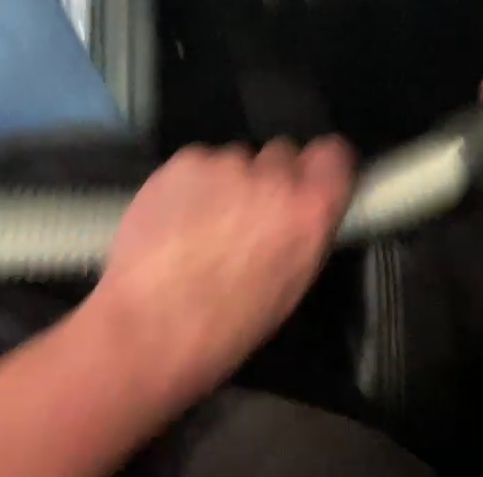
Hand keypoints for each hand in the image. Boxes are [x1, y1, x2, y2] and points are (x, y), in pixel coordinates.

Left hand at [83, 137, 355, 403]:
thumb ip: (302, 232)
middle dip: (269, 178)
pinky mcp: (184, 161)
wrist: (148, 327)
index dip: (319, 167)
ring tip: (201, 224)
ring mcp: (225, 163)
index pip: (334, 154)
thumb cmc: (225, 328)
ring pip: (236, 159)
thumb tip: (299, 211)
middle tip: (246, 214)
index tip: (307, 181)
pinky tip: (175, 218)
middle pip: (282, 154)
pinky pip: (198, 163)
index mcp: (310, 211)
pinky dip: (191, 183)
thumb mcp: (289, 286)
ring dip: (226, 182)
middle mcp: (273, 177)